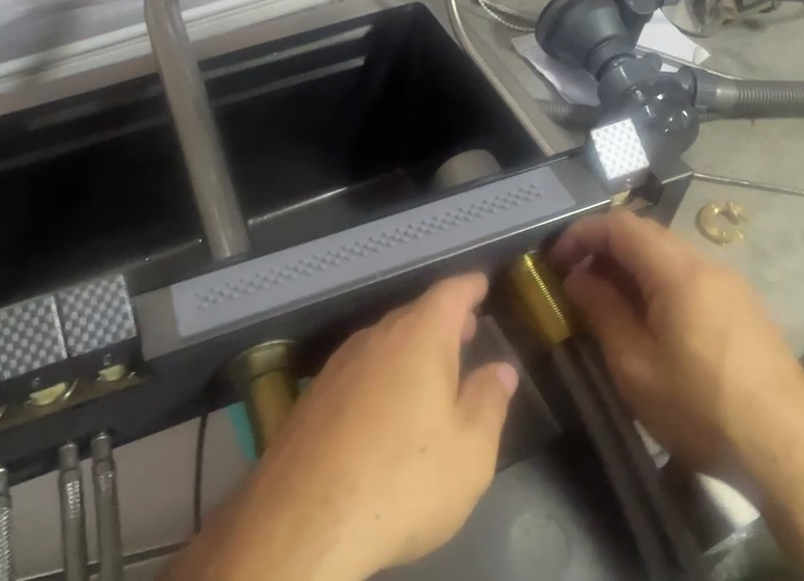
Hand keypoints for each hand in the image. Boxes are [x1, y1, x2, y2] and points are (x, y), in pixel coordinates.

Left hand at [166, 273, 517, 580]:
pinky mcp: (312, 399)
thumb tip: (500, 369)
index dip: (468, 287)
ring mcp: (336, 368)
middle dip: (442, 320)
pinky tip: (389, 407)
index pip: (448, 294)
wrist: (303, 522)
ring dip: (411, 349)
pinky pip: (359, 372)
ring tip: (435, 369)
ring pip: (382, 344)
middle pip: (412, 316)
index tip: (481, 283)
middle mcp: (373, 339)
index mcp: (418, 338)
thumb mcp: (469, 449)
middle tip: (467, 329)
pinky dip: (383, 376)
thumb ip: (489, 402)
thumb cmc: (403, 480)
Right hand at [549, 209, 803, 580]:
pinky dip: (658, 286)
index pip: (622, 225)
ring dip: (632, 269)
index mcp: (680, 273)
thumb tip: (579, 277)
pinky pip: (692, 281)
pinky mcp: (746, 313)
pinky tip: (648, 323)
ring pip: (671, 259)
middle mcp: (710, 268)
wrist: (792, 454)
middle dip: (604, 250)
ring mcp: (734, 289)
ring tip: (605, 304)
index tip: (554, 260)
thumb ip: (602, 311)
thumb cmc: (702, 409)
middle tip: (573, 282)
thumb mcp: (636, 366)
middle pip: (648, 236)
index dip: (581, 234)